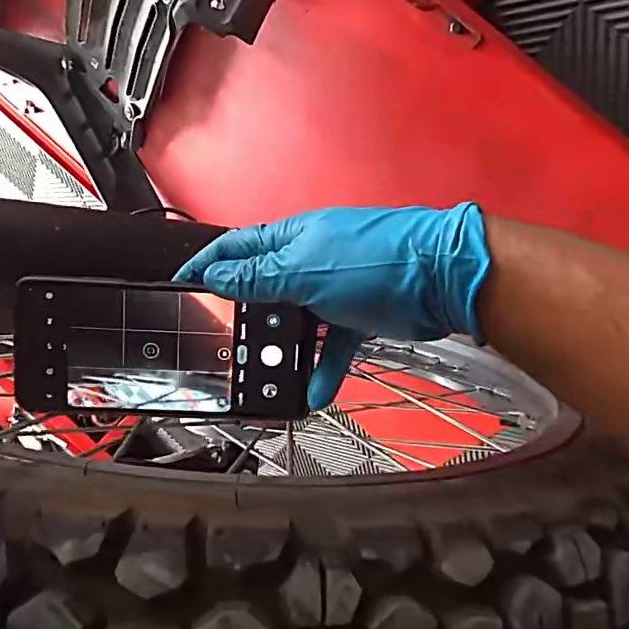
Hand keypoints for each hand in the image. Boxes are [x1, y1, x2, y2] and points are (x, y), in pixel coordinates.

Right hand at [174, 203, 491, 408]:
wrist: (442, 278)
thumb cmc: (382, 261)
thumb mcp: (306, 270)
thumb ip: (259, 276)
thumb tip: (216, 273)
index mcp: (292, 239)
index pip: (238, 248)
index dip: (209, 263)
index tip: (185, 281)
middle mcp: (311, 260)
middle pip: (265, 287)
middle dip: (248, 314)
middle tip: (229, 339)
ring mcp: (335, 288)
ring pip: (297, 321)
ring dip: (286, 348)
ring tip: (269, 372)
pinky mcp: (358, 314)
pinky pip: (332, 344)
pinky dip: (324, 367)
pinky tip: (316, 389)